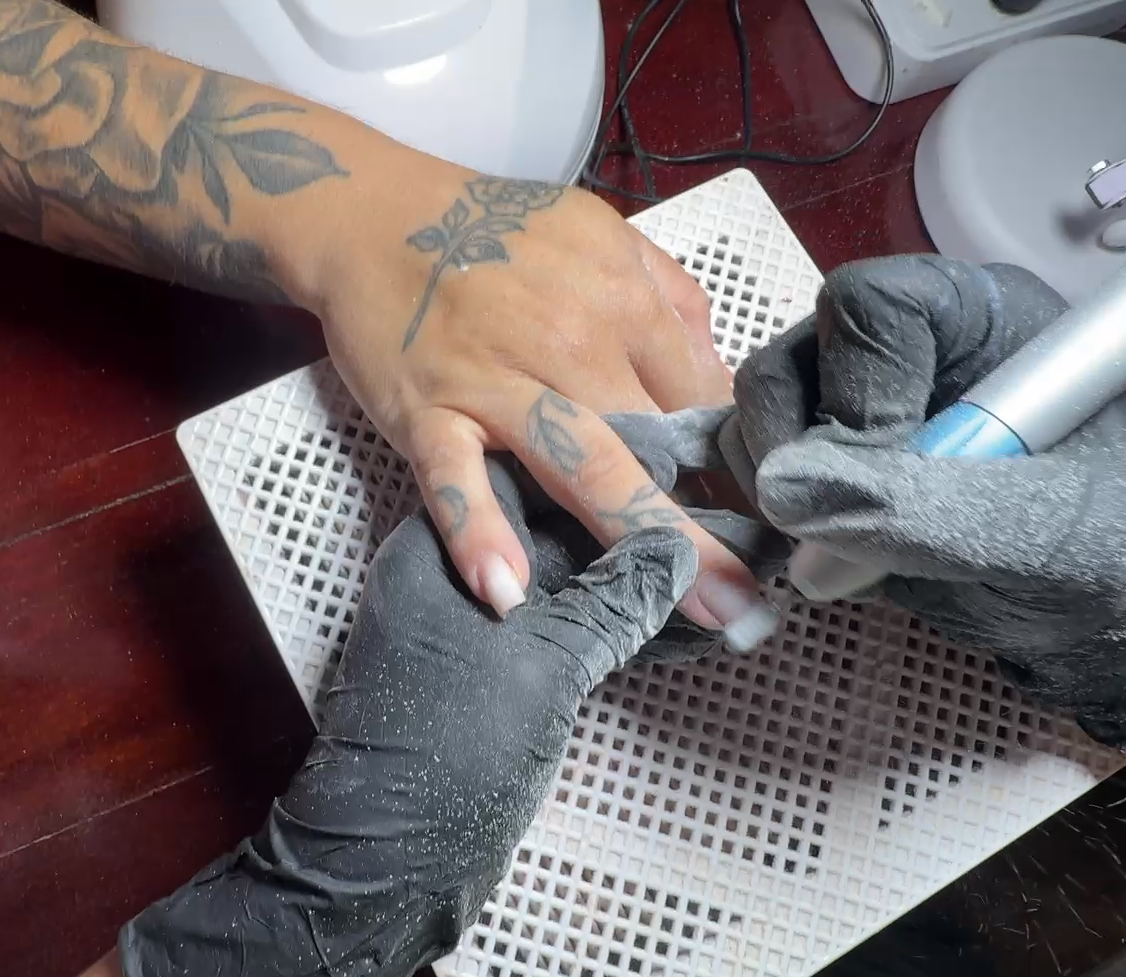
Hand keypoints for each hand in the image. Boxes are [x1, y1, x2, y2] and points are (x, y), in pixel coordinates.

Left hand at [118, 462, 696, 976]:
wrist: (394, 859)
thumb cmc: (450, 746)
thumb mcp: (541, 665)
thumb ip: (610, 601)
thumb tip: (679, 550)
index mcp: (440, 547)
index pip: (533, 481)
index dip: (607, 474)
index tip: (678, 469)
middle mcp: (454, 572)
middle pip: (554, 529)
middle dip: (629, 528)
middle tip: (708, 520)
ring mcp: (475, 622)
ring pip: (565, 580)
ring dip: (630, 579)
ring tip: (707, 568)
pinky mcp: (498, 668)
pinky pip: (564, 625)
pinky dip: (614, 621)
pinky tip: (671, 622)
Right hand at [297, 164, 775, 643]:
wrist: (373, 217)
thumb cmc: (489, 232)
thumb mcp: (596, 234)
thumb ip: (664, 293)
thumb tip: (714, 373)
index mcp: (619, 295)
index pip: (697, 393)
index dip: (729, 464)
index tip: (749, 523)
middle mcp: (569, 340)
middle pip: (654, 440)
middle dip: (711, 523)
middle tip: (752, 601)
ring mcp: (494, 382)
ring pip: (577, 462)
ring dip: (638, 536)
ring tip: (696, 610)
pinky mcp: (428, 413)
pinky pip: (454, 478)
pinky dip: (477, 530)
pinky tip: (506, 589)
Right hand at [646, 255, 1125, 751]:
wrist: (1061, 607)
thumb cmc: (1080, 554)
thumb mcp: (1029, 536)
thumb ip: (914, 508)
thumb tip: (781, 490)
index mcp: (976, 316)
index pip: (867, 308)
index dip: (857, 390)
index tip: (887, 475)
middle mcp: (891, 343)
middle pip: (786, 360)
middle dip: (794, 450)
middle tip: (840, 522)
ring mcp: (834, 394)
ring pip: (751, 417)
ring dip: (774, 489)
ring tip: (838, 543)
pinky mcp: (800, 444)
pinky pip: (737, 457)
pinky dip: (754, 508)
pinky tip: (805, 543)